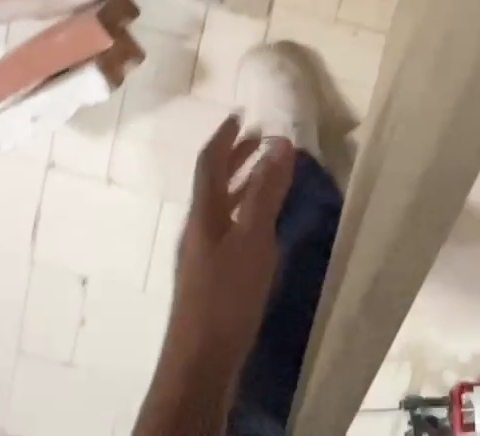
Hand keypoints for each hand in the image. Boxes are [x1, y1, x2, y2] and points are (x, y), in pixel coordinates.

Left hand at [161, 116, 295, 377]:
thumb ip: (266, 191)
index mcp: (204, 214)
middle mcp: (199, 228)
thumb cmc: (227, 295)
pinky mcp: (212, 277)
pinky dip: (247, 210)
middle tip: (261, 139)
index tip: (244, 115)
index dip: (226, 136)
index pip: (210, 162)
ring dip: (243, 183)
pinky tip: (266, 224)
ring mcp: (203, 254)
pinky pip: (230, 226)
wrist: (201, 363)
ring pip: (222, 205)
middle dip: (236, 157)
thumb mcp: (253, 238)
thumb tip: (280, 142)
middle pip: (214, 182)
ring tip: (268, 173)